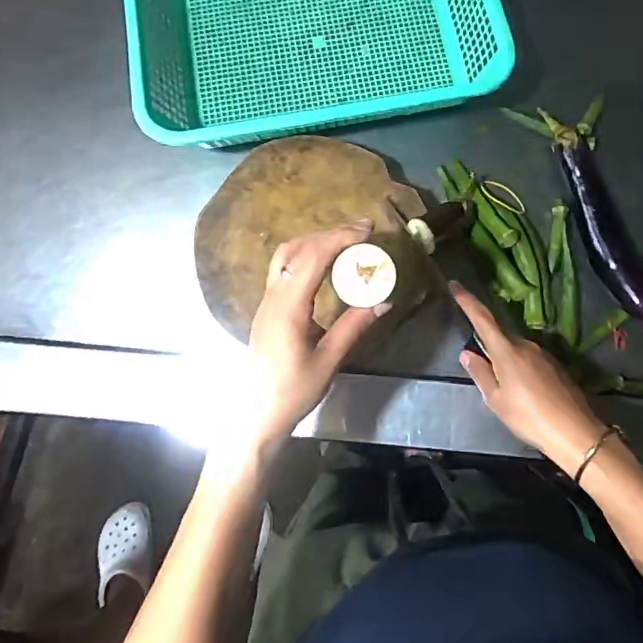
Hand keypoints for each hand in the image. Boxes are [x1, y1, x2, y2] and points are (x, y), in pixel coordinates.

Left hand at [245, 221, 387, 444]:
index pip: (312, 258)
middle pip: (297, 249)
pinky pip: (283, 269)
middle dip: (330, 234)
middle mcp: (273, 297)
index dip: (339, 238)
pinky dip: (305, 255)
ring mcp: (266, 301)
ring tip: (346, 240)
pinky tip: (325, 261)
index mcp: (288, 308)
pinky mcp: (267, 308)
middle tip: (363, 229)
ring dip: (315, 241)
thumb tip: (384, 300)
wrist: (258, 413)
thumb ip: (354, 327)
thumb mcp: (329, 361)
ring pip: (285, 256)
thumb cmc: (293, 391)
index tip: (366, 231)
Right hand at [451, 281, 609, 476]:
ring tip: (511, 395)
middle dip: (491, 352)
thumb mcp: (496, 400)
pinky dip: (524, 372)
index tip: (456, 285)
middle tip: (488, 378)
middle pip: (500, 339)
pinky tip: (528, 395)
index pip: (482, 319)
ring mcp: (544, 355)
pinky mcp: (557, 366)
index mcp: (506, 351)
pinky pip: (532, 362)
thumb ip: (480, 373)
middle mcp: (526, 345)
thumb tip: (467, 354)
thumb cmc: (529, 417)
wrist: (576, 433)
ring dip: (509, 365)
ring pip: (517, 352)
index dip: (467, 301)